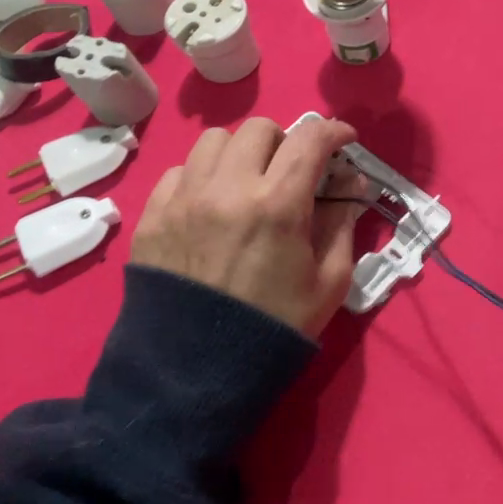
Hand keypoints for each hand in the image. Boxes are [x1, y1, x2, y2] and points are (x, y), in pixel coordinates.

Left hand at [131, 117, 366, 337]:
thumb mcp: (329, 282)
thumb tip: (349, 186)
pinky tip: (212, 205)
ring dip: (242, 153)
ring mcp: (184, 200)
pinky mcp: (153, 217)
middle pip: (259, 129)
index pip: (310, 139)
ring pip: (214, 141)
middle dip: (286, 141)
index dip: (334, 131)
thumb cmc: (276, 327)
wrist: (197, 374)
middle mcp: (227, 188)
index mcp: (278, 205)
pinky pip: (179, 172)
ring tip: (249, 182)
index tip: (344, 140)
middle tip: (294, 170)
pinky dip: (203, 177)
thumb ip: (342, 225)